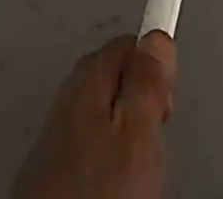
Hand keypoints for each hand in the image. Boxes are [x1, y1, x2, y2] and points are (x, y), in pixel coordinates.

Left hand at [13, 31, 177, 198]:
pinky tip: (114, 184)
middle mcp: (70, 93)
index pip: (131, 42)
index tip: (168, 92)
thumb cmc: (92, 194)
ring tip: (135, 171)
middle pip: (119, 77)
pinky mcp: (55, 158)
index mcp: (89, 76)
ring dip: (126, 133)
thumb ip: (147, 82)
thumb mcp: (137, 133)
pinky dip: (109, 154)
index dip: (156, 65)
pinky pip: (94, 140)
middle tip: (153, 139)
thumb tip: (156, 40)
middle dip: (143, 103)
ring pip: (107, 112)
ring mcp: (60, 127)